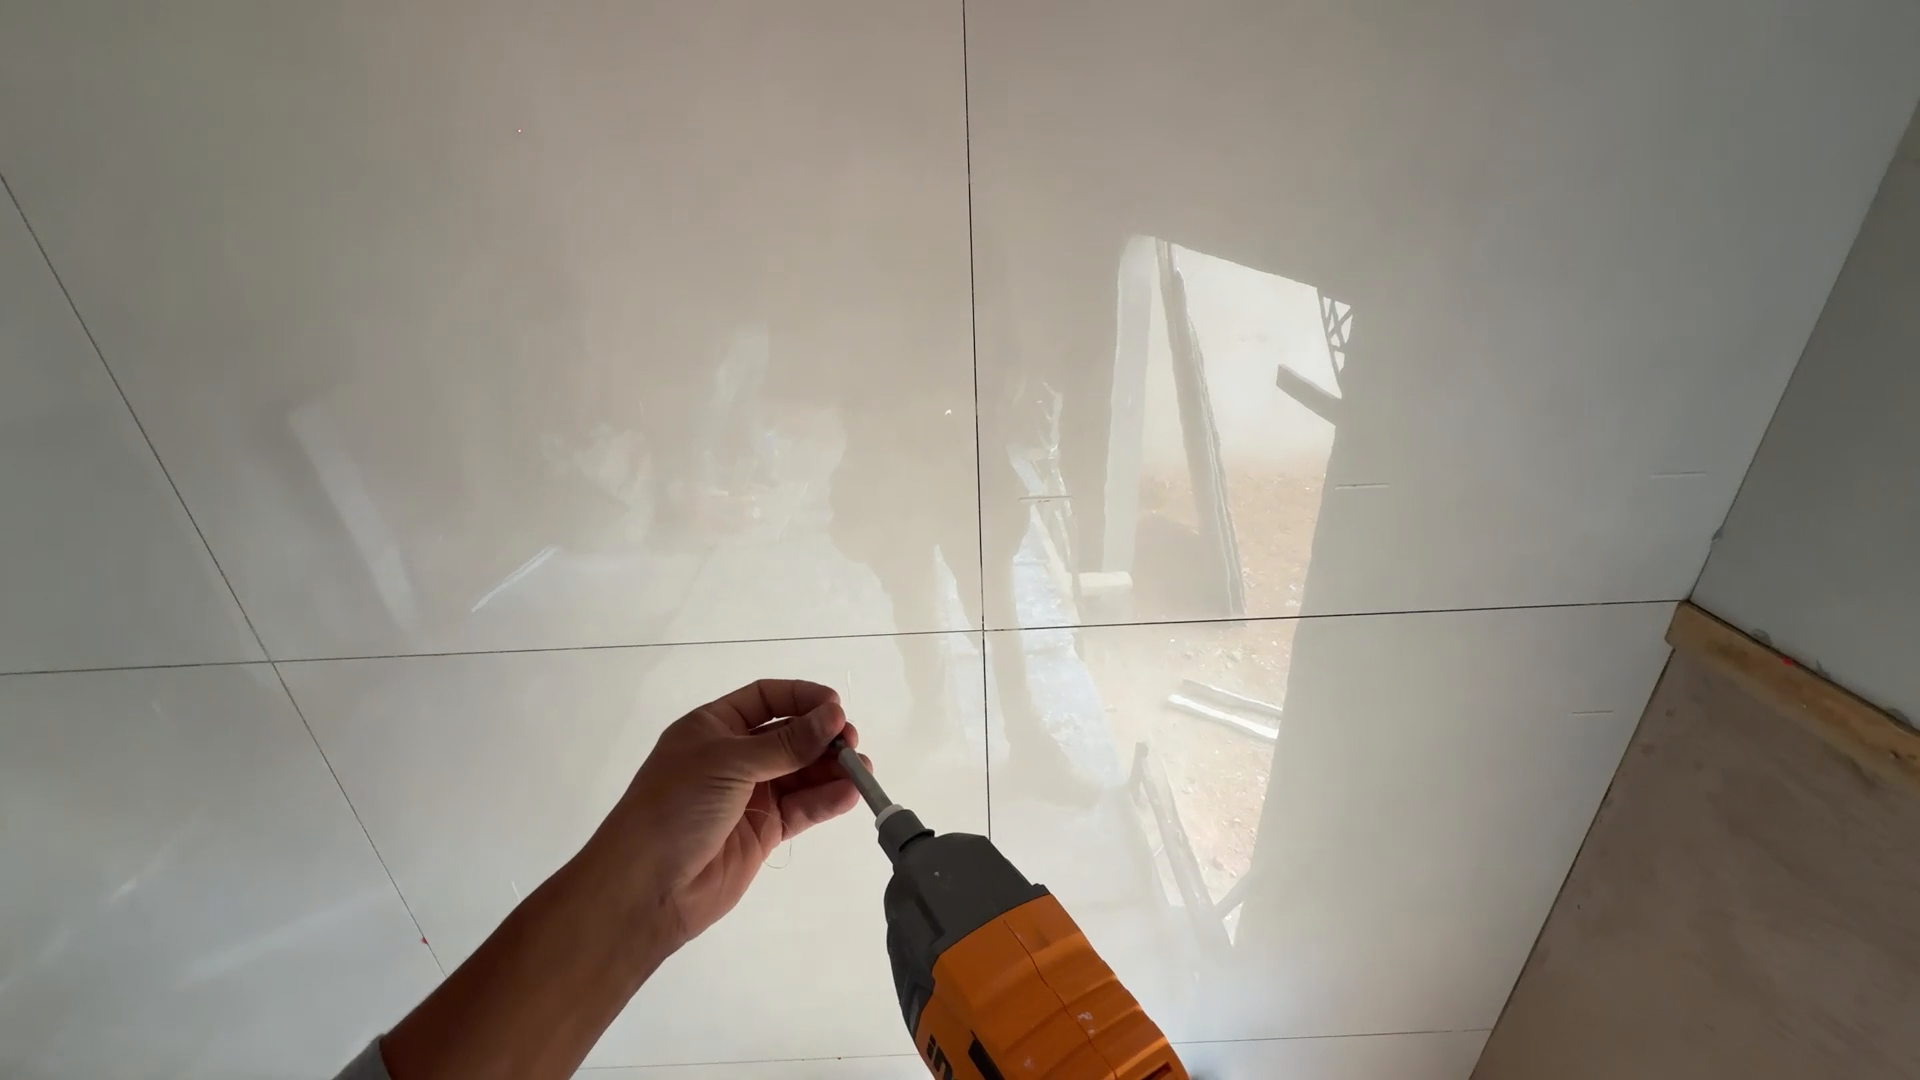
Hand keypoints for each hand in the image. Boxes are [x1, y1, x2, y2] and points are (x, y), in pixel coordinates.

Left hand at [588, 679, 866, 947]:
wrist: (643, 890)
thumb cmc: (675, 808)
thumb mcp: (729, 763)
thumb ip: (787, 743)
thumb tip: (834, 716)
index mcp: (714, 727)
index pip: (767, 698)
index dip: (803, 698)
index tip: (836, 706)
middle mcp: (734, 756)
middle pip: (790, 735)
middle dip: (823, 736)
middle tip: (851, 743)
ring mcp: (750, 794)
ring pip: (801, 772)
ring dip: (831, 769)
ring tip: (862, 771)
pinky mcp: (763, 830)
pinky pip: (801, 807)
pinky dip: (825, 800)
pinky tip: (848, 796)